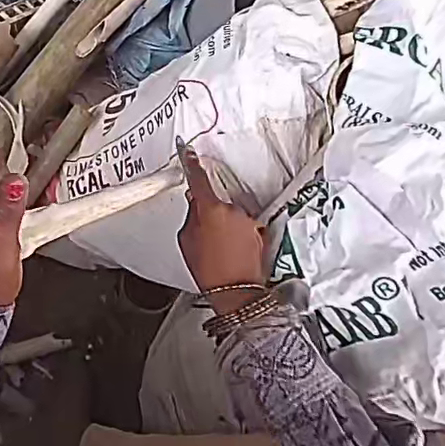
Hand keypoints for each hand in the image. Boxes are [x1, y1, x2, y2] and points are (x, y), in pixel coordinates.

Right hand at [177, 145, 266, 314]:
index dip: (191, 164)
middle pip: (214, 202)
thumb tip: (195, 205)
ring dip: (222, 226)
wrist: (236, 292)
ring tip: (216, 250)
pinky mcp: (258, 232)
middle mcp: (232, 211)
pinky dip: (234, 235)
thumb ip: (190, 217)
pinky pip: (240, 226)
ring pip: (228, 215)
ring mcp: (247, 221)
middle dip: (208, 214)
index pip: (198, 180)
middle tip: (202, 237)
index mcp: (211, 209)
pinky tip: (229, 252)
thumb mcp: (187, 241)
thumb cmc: (211, 271)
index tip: (188, 153)